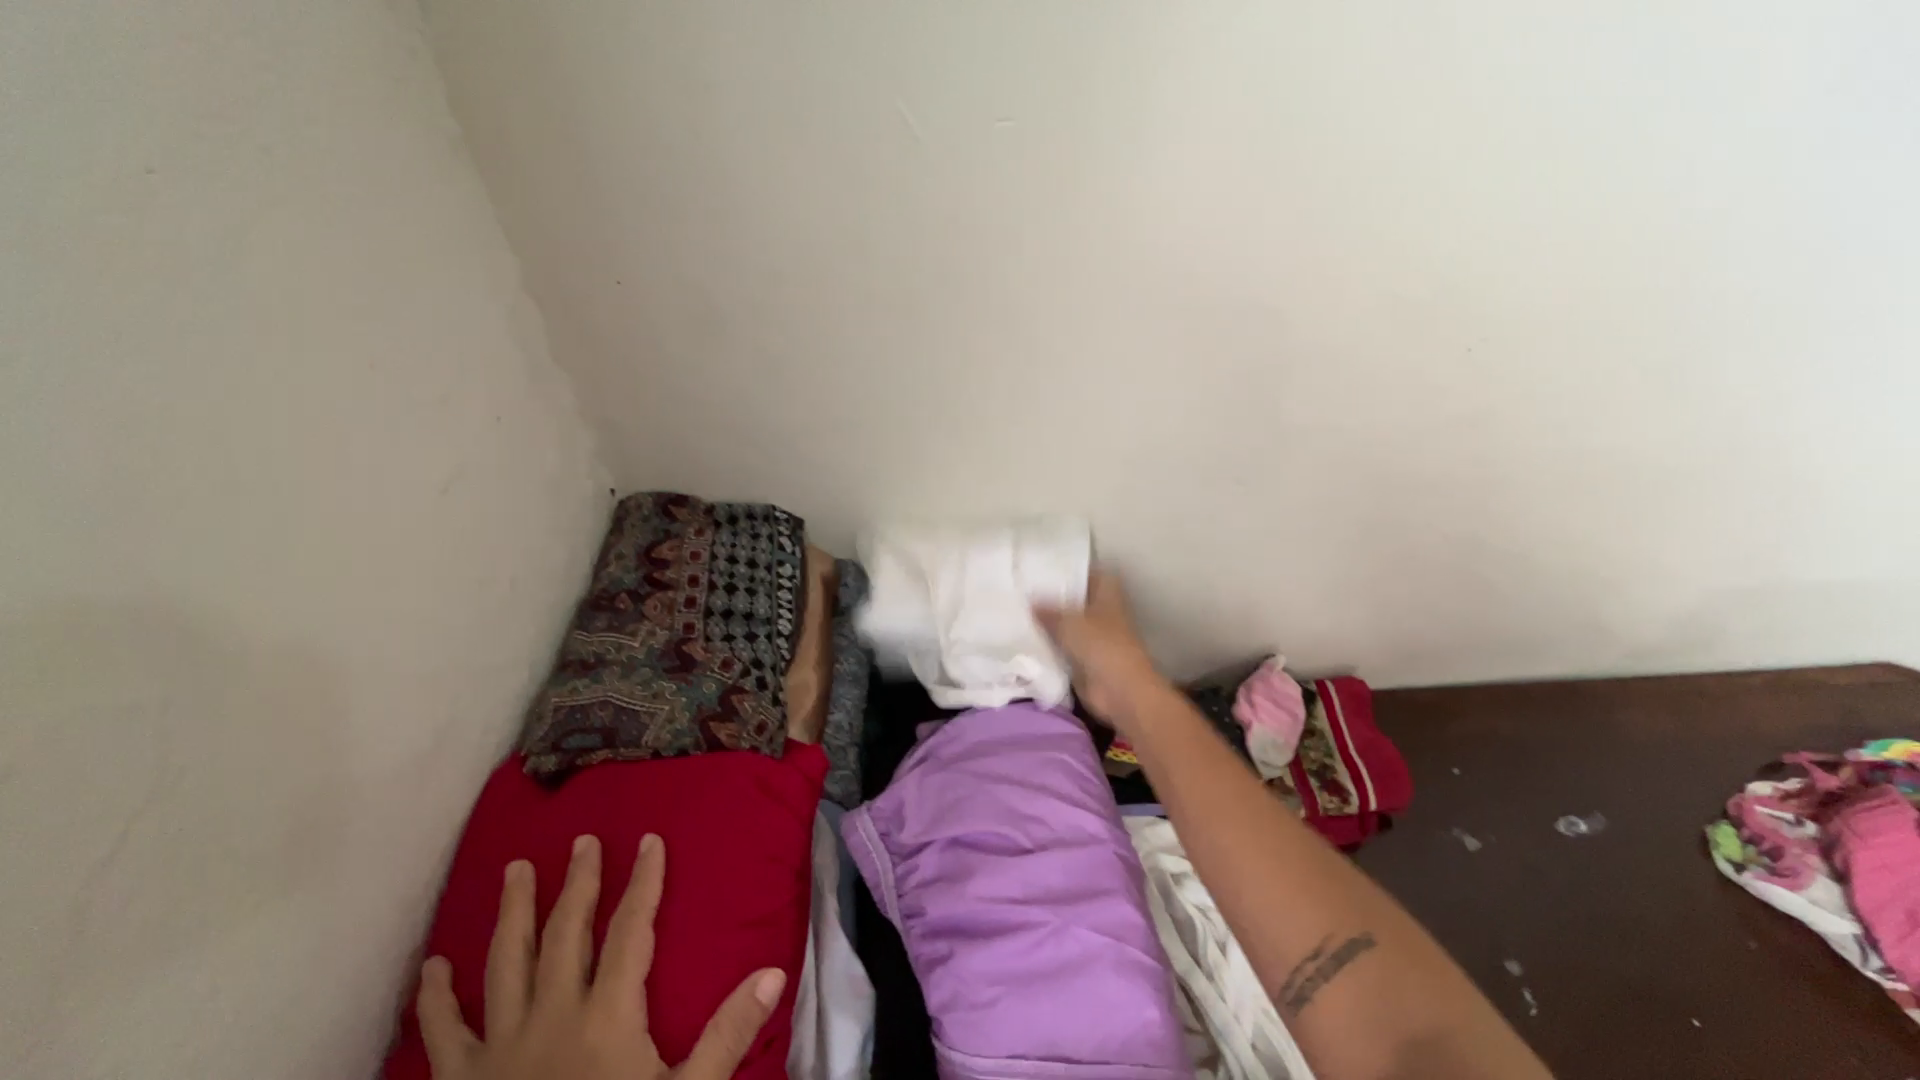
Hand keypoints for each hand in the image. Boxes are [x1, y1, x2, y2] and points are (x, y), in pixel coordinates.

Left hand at [415, 834, 785, 1079]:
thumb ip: (728, 1035)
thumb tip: (773, 972)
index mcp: (608, 1017)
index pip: (631, 931)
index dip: (643, 883)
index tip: (650, 841)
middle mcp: (551, 1016)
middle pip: (566, 934)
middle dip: (578, 883)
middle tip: (581, 841)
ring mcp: (500, 1048)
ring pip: (504, 964)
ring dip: (513, 914)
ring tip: (514, 870)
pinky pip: (444, 1033)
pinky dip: (436, 998)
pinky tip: (433, 967)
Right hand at [1034, 568, 1171, 732]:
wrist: (1119, 692)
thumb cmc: (1102, 647)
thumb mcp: (1070, 622)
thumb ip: (1048, 610)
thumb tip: (1030, 600)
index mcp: (1107, 595)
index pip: (1090, 574)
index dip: (1071, 570)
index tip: (1045, 568)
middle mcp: (1102, 614)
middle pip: (1075, 601)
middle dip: (1053, 598)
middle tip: (1022, 590)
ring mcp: (1093, 639)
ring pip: (1067, 626)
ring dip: (1048, 624)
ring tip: (1016, 612)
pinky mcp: (1083, 662)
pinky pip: (1061, 649)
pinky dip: (1046, 647)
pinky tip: (1022, 641)